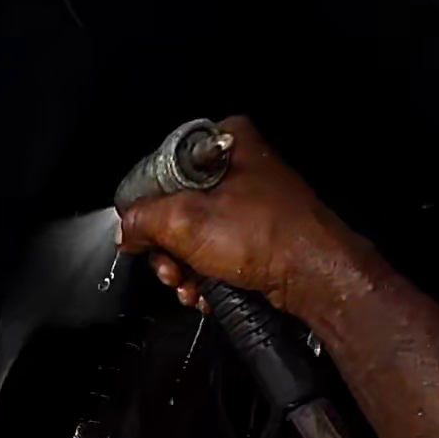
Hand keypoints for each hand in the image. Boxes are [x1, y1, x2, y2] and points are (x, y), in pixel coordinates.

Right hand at [117, 116, 367, 317]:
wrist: (312, 274)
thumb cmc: (263, 236)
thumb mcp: (187, 222)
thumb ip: (145, 220)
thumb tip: (125, 229)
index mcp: (222, 144)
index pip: (160, 171)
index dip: (146, 210)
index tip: (142, 238)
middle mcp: (236, 167)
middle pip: (175, 209)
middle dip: (168, 250)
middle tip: (170, 271)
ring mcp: (248, 203)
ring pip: (193, 237)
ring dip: (184, 270)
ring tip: (190, 288)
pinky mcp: (255, 235)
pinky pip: (214, 253)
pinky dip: (205, 276)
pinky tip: (206, 293)